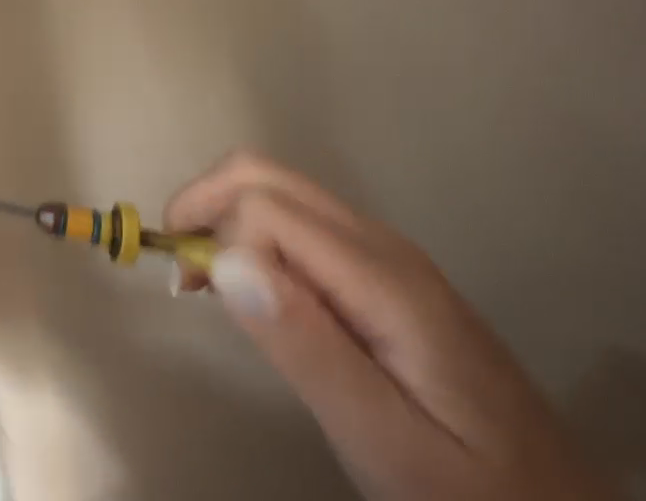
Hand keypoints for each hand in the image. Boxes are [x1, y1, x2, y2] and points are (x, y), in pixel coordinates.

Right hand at [164, 151, 610, 500]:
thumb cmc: (463, 480)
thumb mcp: (382, 436)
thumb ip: (307, 347)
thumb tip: (225, 259)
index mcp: (385, 281)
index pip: (264, 206)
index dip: (215, 238)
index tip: (191, 293)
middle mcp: (381, 245)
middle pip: (263, 175)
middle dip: (201, 206)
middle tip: (182, 274)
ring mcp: (383, 253)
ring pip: (274, 189)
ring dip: (219, 220)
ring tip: (206, 288)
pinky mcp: (376, 269)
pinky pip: (292, 219)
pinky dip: (245, 235)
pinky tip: (248, 293)